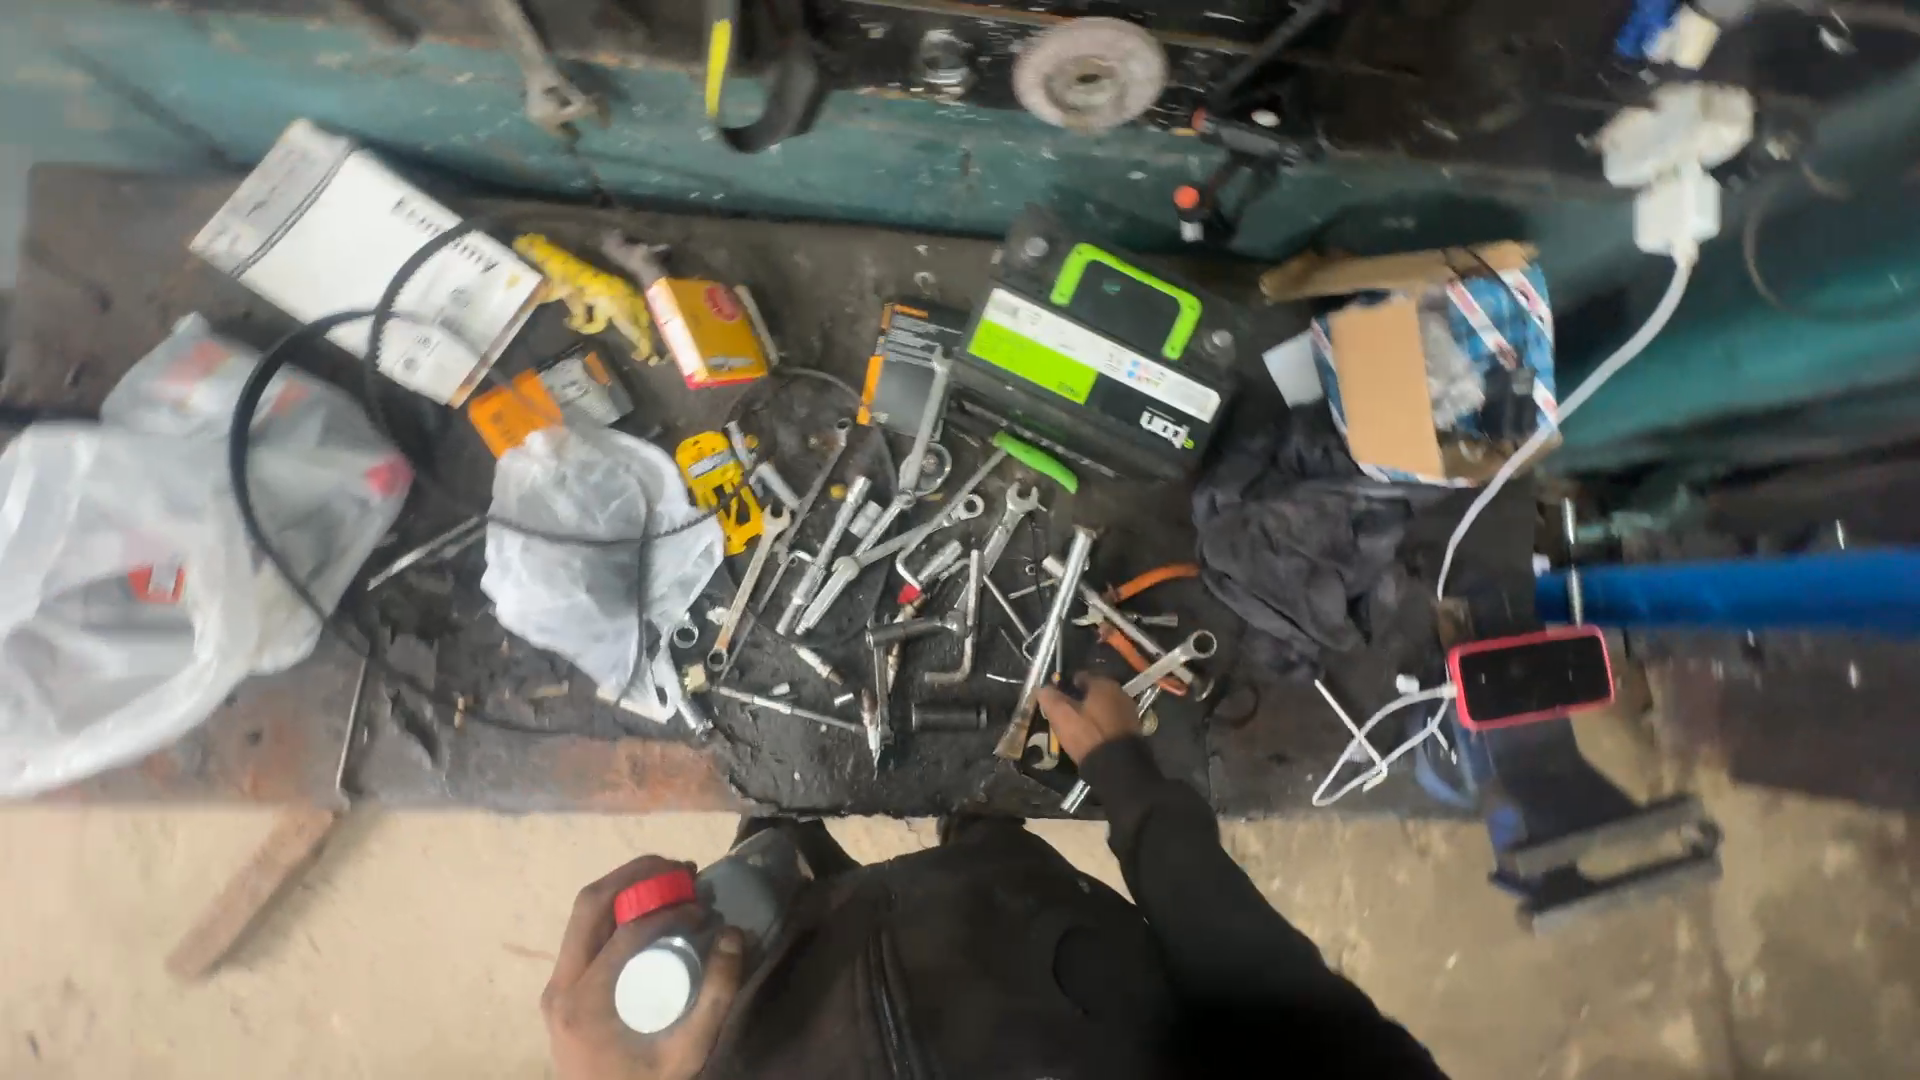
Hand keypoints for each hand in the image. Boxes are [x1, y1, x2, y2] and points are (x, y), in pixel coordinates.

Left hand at [543, 855, 744, 1079]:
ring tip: (671, 878)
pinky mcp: (564, 986)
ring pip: (585, 910)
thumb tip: (733, 932)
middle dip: (639, 874)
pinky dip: (618, 904)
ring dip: (628, 883)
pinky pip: (586, 928)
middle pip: (591, 905)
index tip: (703, 910)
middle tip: (683, 871)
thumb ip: (718, 993)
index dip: (669, 910)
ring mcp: (557, 985)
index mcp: (584, 1004)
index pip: (626, 933)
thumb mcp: (691, 1050)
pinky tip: (650, 904)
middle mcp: (560, 987)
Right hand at [1037, 673, 1138, 764]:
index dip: (1064, 687)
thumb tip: (1043, 688)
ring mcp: (1129, 710)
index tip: (1055, 701)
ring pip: (1103, 707)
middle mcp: (1120, 691)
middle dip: (1078, 700)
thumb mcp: (1061, 714)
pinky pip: (1111, 721)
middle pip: (1092, 692)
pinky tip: (1092, 738)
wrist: (1118, 766)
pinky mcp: (1133, 729)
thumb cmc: (1087, 734)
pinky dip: (1101, 725)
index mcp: (1103, 683)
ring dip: (1091, 713)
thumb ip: (1049, 697)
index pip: (1078, 676)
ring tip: (1077, 729)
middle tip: (1064, 715)